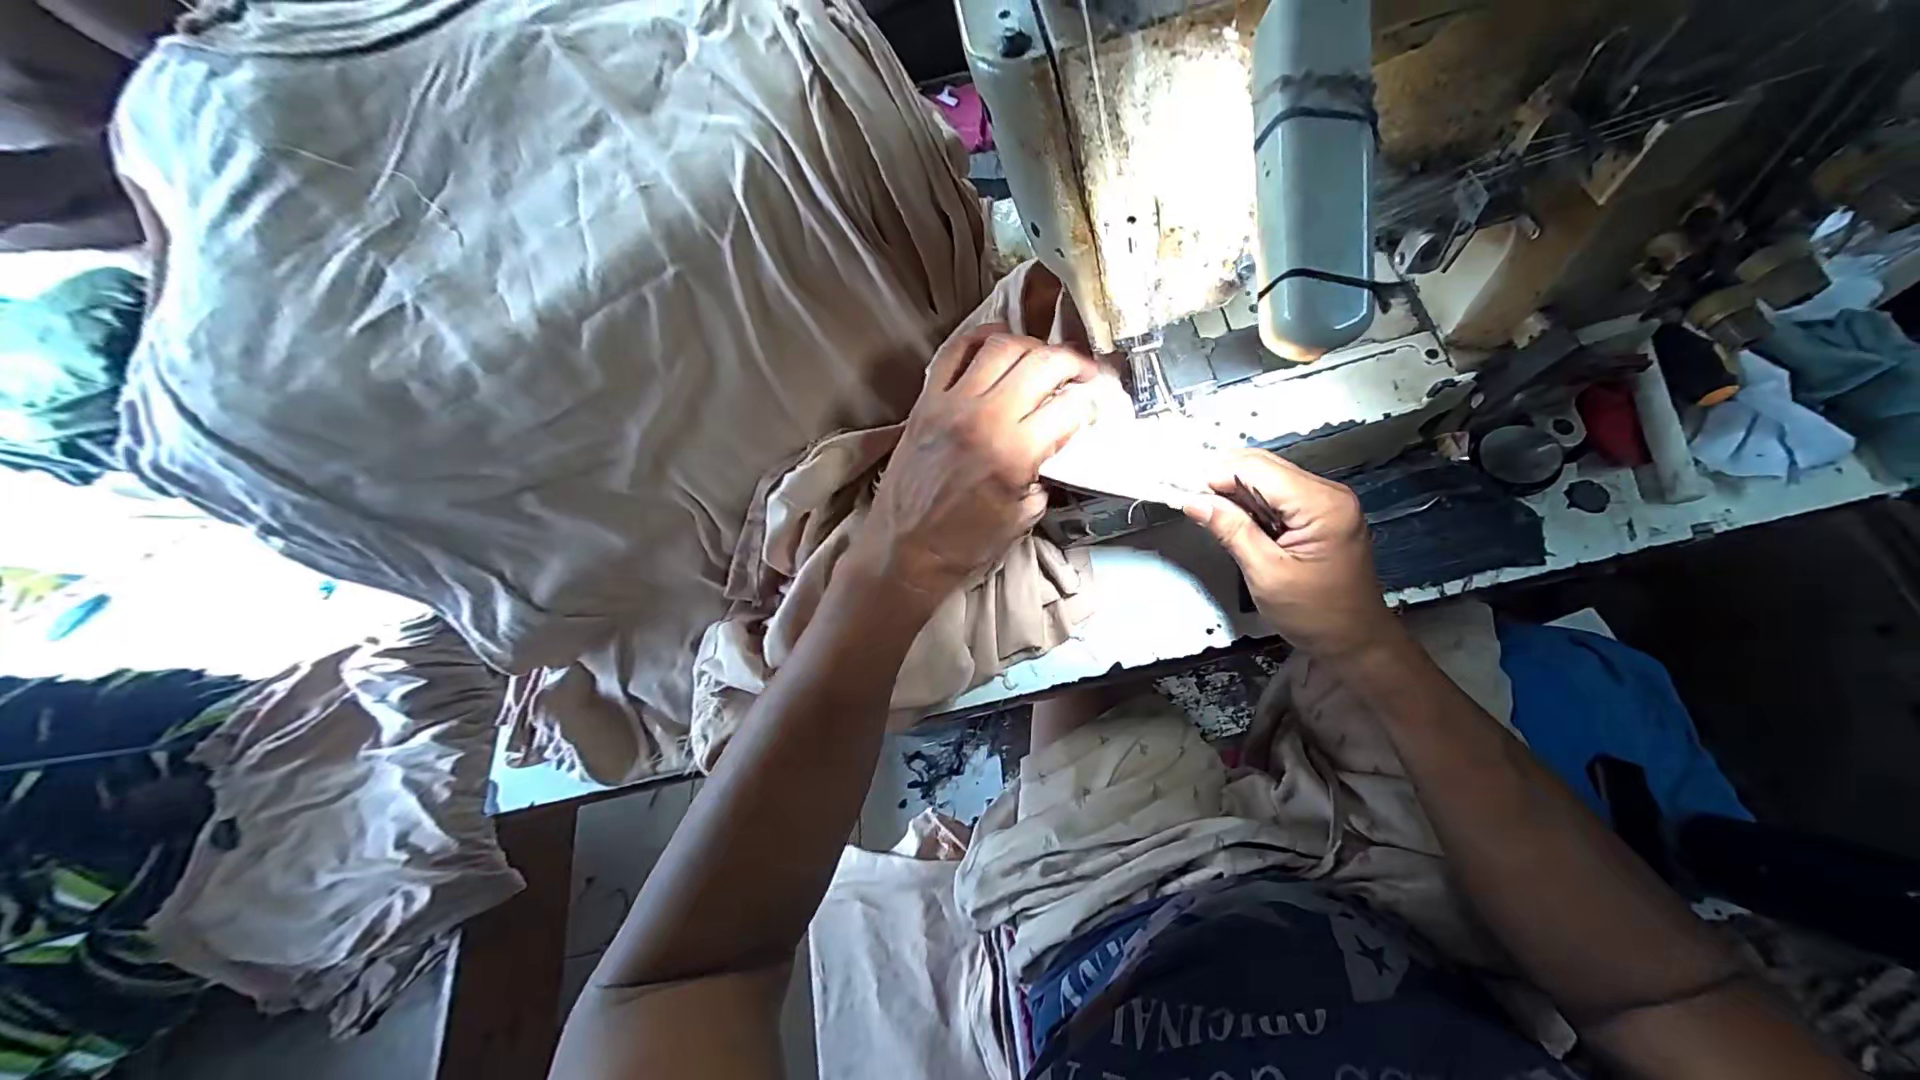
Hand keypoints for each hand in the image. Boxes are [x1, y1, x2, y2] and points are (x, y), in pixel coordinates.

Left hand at [856, 324, 1100, 608]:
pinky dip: (980, 338)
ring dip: (1032, 345)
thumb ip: (1045, 474)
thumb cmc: (963, 545)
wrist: (903, 552)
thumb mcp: (1022, 516)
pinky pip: (954, 351)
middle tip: (1084, 374)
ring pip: (1001, 345)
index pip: (1069, 407)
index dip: (1092, 403)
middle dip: (1074, 363)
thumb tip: (1057, 443)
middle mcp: (984, 418)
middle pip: (1043, 363)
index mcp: (1013, 453)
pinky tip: (998, 343)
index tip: (1096, 406)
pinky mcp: (925, 402)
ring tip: (1043, 359)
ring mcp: (951, 404)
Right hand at [1182, 448, 1398, 661]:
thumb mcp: (1266, 573)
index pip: (1258, 469)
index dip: (1216, 475)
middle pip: (1262, 466)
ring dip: (1233, 490)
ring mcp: (1325, 502)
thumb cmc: (1317, 614)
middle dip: (1222, 478)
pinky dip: (1249, 502)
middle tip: (1189, 498)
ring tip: (1205, 509)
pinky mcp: (1318, 513)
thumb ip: (1231, 531)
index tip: (1183, 490)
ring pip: (1266, 477)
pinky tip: (1231, 517)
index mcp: (1322, 505)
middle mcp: (1328, 494)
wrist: (1354, 640)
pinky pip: (1276, 494)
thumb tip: (1195, 501)